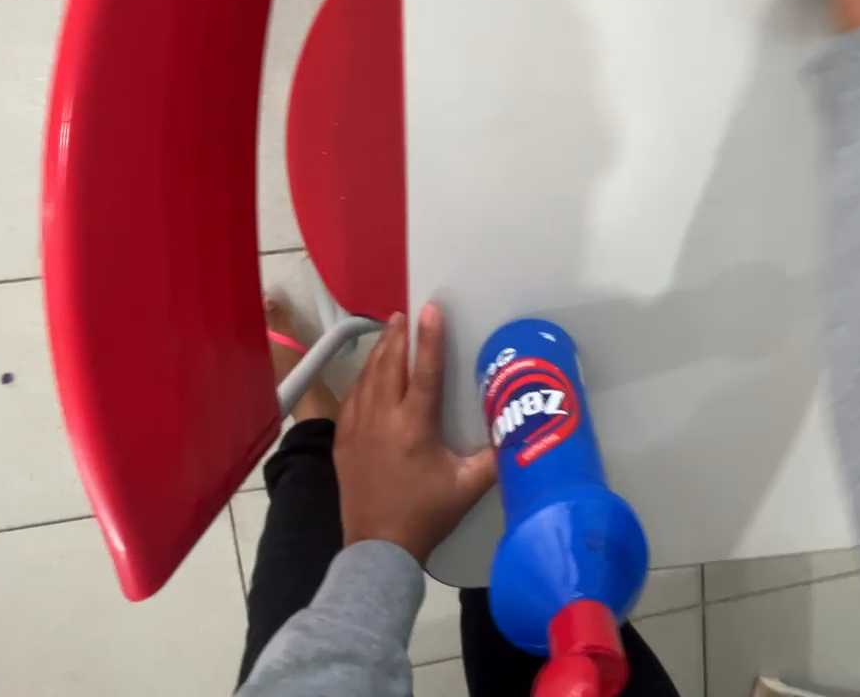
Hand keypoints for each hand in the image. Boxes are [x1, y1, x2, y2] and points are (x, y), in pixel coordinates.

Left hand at [335, 304, 497, 563]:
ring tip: (391, 330)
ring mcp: (358, 428)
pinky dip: (364, 376)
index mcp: (415, 427)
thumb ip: (494, 457)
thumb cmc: (426, 515)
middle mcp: (383, 420)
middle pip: (389, 364)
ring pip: (368, 376)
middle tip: (407, 312)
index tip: (431, 309)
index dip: (430, 338)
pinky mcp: (343, 440)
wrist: (377, 549)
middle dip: (399, 335)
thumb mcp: (468, 486)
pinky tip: (371, 369)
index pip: (424, 372)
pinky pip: (354, 397)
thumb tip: (516, 429)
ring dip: (381, 350)